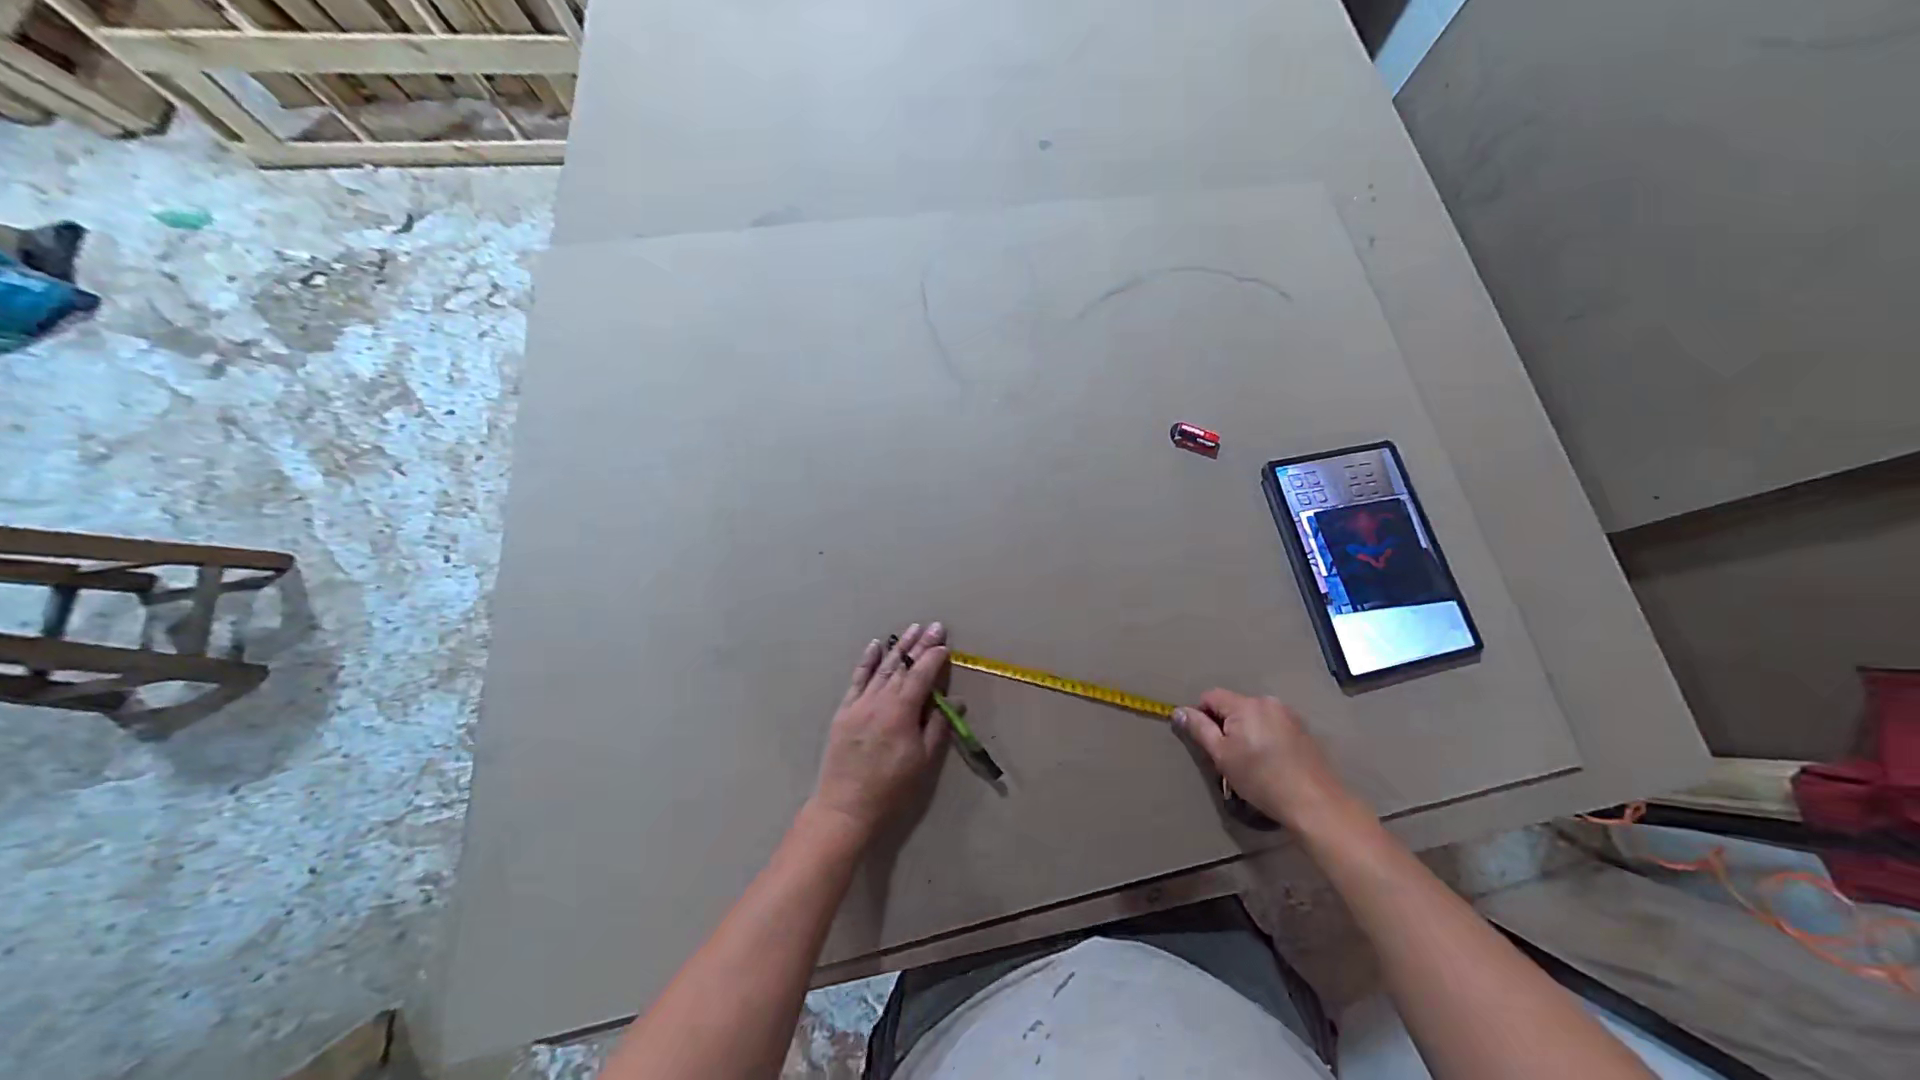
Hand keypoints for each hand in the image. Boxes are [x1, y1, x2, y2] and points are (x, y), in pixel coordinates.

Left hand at [807, 622, 950, 837]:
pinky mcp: (844, 711)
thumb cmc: (891, 789)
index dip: (934, 658)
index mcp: (901, 711)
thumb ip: (938, 727)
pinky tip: (876, 646)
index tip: (945, 644)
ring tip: (911, 630)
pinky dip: (867, 661)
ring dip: (898, 648)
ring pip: (881, 668)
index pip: (922, 675)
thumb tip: (953, 701)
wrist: (846, 807)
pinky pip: (857, 679)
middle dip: (919, 645)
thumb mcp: (923, 762)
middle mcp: (879, 700)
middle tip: (934, 626)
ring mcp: (858, 704)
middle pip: (902, 666)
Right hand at [1172, 689, 1358, 829]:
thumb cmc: (1261, 779)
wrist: (1314, 802)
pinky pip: (1273, 725)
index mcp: (1245, 705)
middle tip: (1228, 756)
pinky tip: (1271, 762)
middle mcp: (1268, 702)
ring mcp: (1289, 715)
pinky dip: (1265, 737)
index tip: (1206, 741)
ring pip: (1254, 716)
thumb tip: (1179, 711)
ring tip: (1251, 761)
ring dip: (1246, 731)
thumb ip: (1199, 729)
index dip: (1201, 714)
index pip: (1210, 696)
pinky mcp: (1303, 730)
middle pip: (1234, 705)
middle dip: (1225, 725)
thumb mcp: (1222, 756)